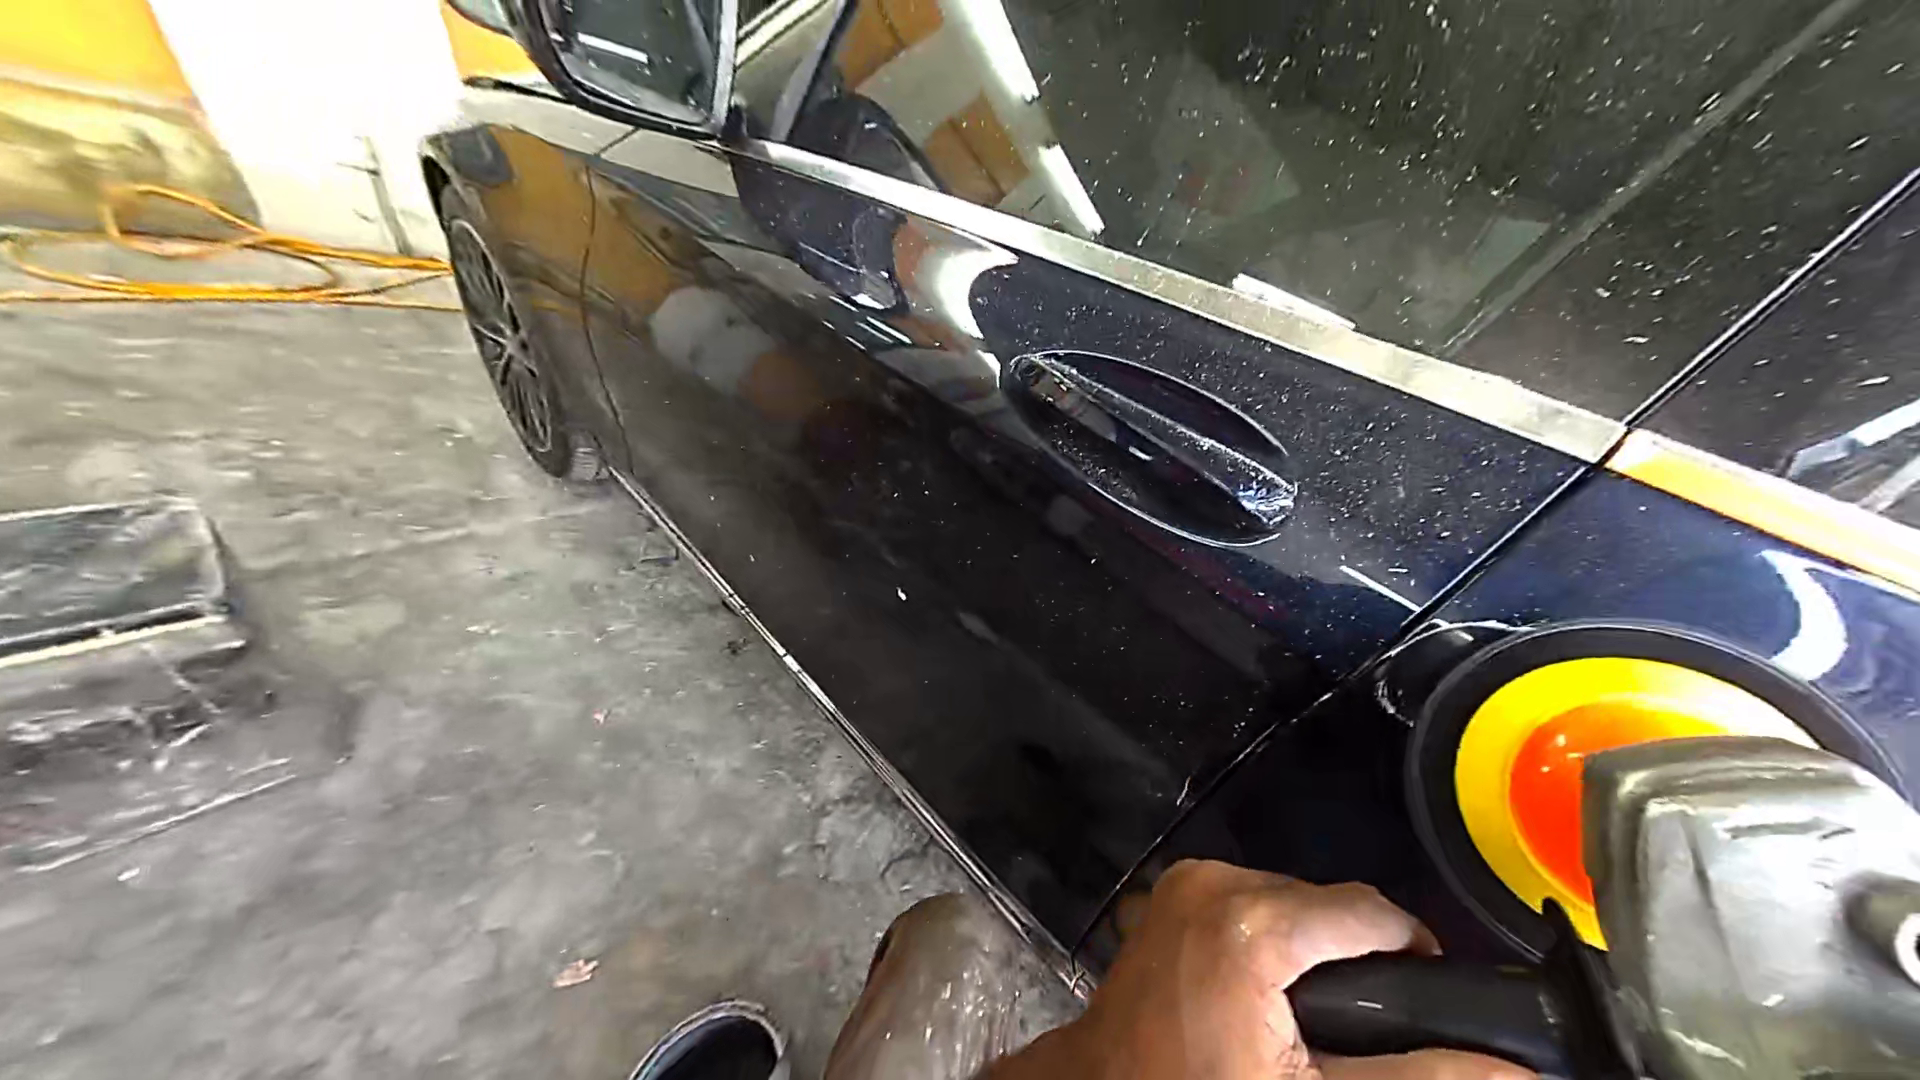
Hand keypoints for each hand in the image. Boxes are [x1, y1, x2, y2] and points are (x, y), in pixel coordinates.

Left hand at [990, 860, 1536, 1079]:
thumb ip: (1418, 1079)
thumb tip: (1516, 1070)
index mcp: (1254, 922)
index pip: (1366, 908)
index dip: (1411, 946)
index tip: (1431, 992)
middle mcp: (1218, 880)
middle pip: (1324, 901)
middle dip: (1357, 952)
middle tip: (1366, 1019)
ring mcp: (1189, 877)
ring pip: (1286, 896)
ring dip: (1314, 942)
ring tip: (1319, 1009)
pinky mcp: (1174, 886)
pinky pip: (1248, 895)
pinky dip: (1271, 930)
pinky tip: (1272, 984)